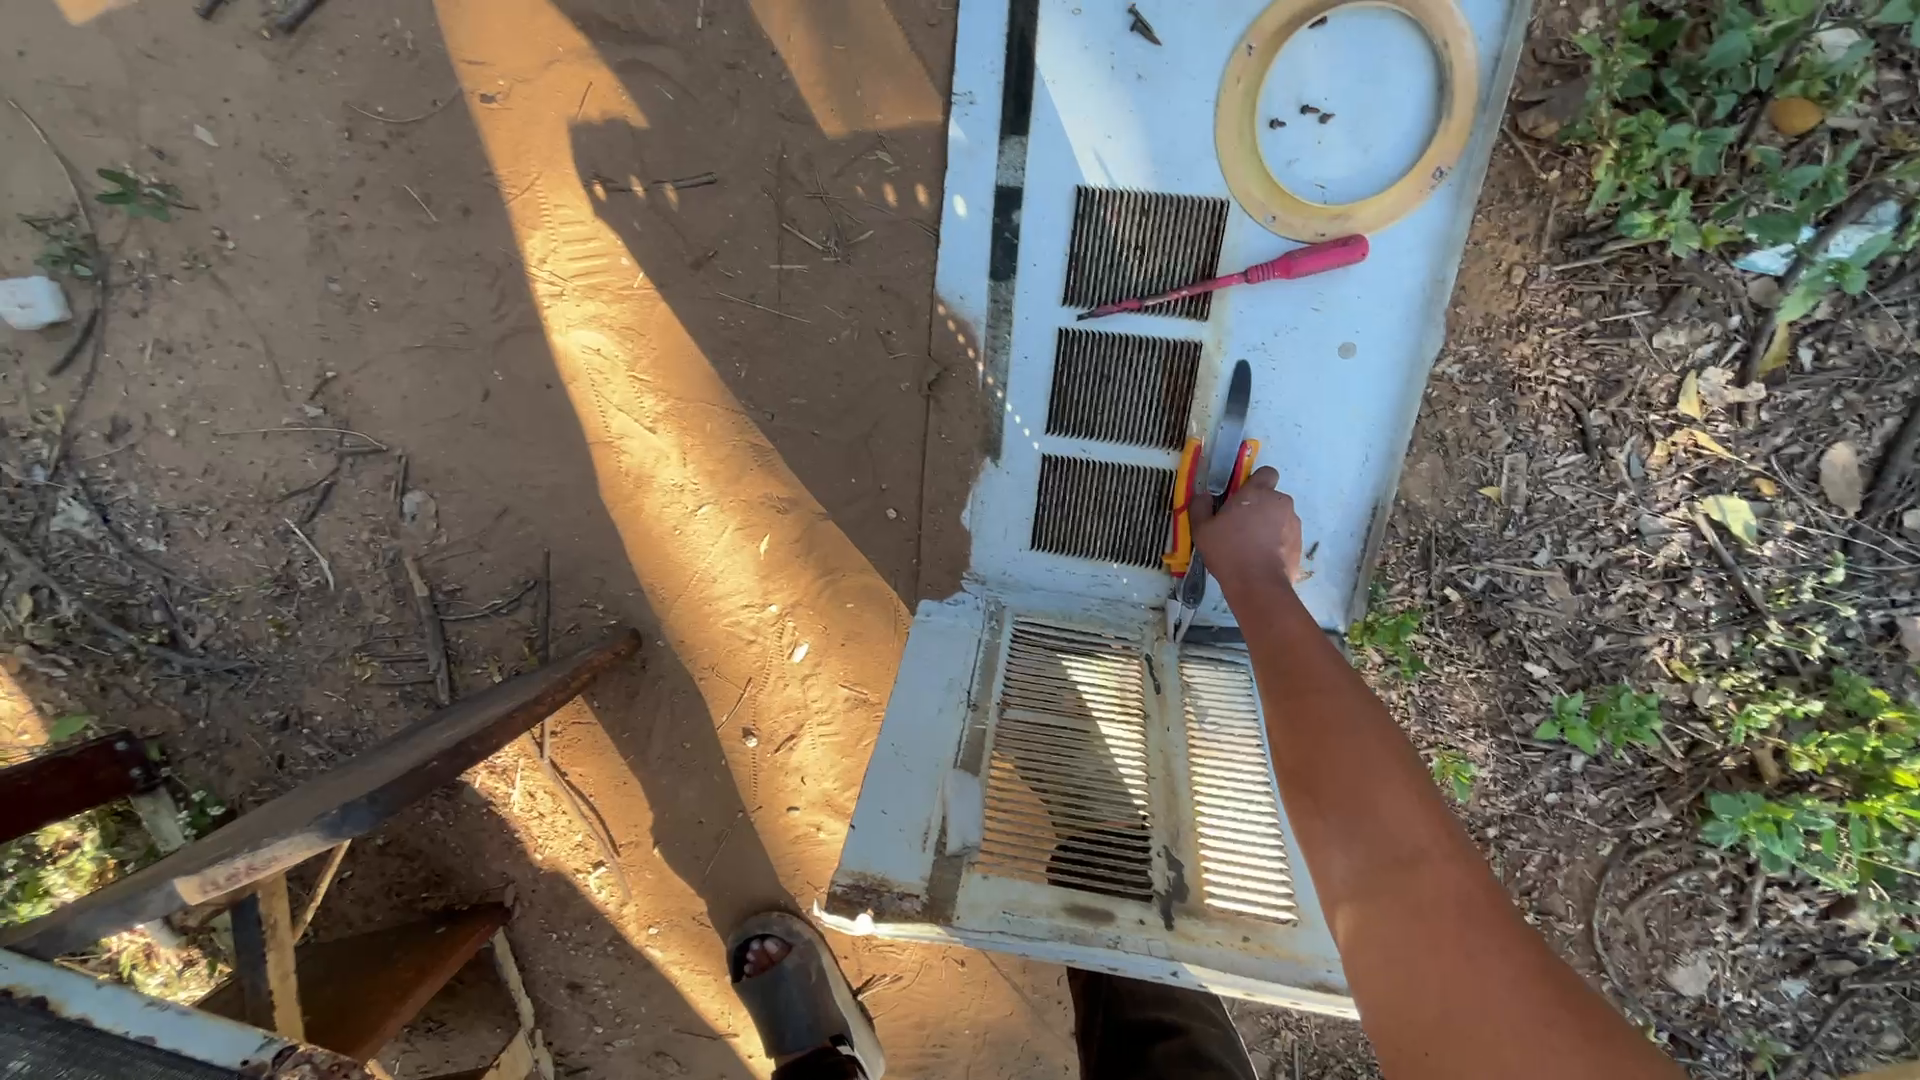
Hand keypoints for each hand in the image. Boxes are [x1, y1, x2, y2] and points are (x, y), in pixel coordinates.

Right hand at [1189, 466, 1302, 593]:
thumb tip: (1204, 496)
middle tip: (1240, 526)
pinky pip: (1286, 536)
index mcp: (1258, 493)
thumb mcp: (1201, 529)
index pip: (1266, 473)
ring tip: (1251, 546)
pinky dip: (1276, 543)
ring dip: (1269, 526)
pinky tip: (1261, 558)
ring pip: (1279, 518)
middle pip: (1271, 498)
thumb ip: (1200, 507)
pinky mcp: (1299, 543)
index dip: (1256, 482)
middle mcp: (1280, 503)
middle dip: (1259, 508)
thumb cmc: (1228, 550)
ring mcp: (1293, 523)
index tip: (1243, 496)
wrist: (1258, 584)